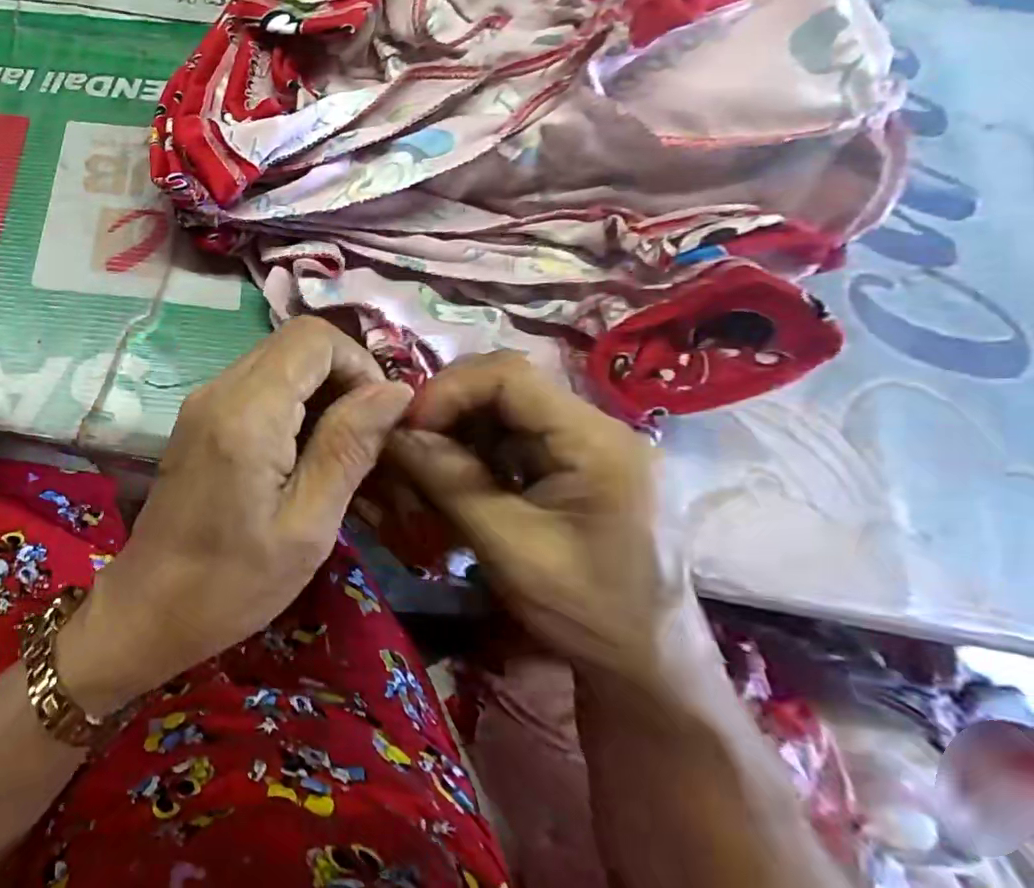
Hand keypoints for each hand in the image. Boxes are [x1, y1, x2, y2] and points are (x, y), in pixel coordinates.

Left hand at [57, 318, 413, 714]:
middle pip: (292, 346)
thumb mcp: (308, 524)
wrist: (150, 604)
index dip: (359, 363)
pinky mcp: (195, 423)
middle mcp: (217, 391)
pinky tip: (303, 463)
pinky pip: (253, 392)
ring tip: (342, 459)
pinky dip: (288, 411)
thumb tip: (394, 388)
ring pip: (274, 367)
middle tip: (367, 443)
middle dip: (342, 381)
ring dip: (317, 398)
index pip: (312, 337)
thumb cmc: (233, 581)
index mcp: (246, 411)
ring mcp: (200, 405)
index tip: (380, 419)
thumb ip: (348, 446)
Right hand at [381, 351, 692, 690]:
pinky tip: (453, 487)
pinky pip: (509, 439)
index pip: (509, 375)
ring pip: (499, 411)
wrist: (649, 667)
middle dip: (446, 412)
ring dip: (454, 434)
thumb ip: (451, 482)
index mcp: (597, 441)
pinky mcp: (573, 468)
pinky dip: (471, 454)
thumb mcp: (510, 547)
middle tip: (408, 451)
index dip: (446, 391)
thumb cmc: (589, 610)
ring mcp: (586, 449)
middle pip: (503, 386)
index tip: (408, 431)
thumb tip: (392, 434)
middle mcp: (596, 430)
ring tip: (425, 473)